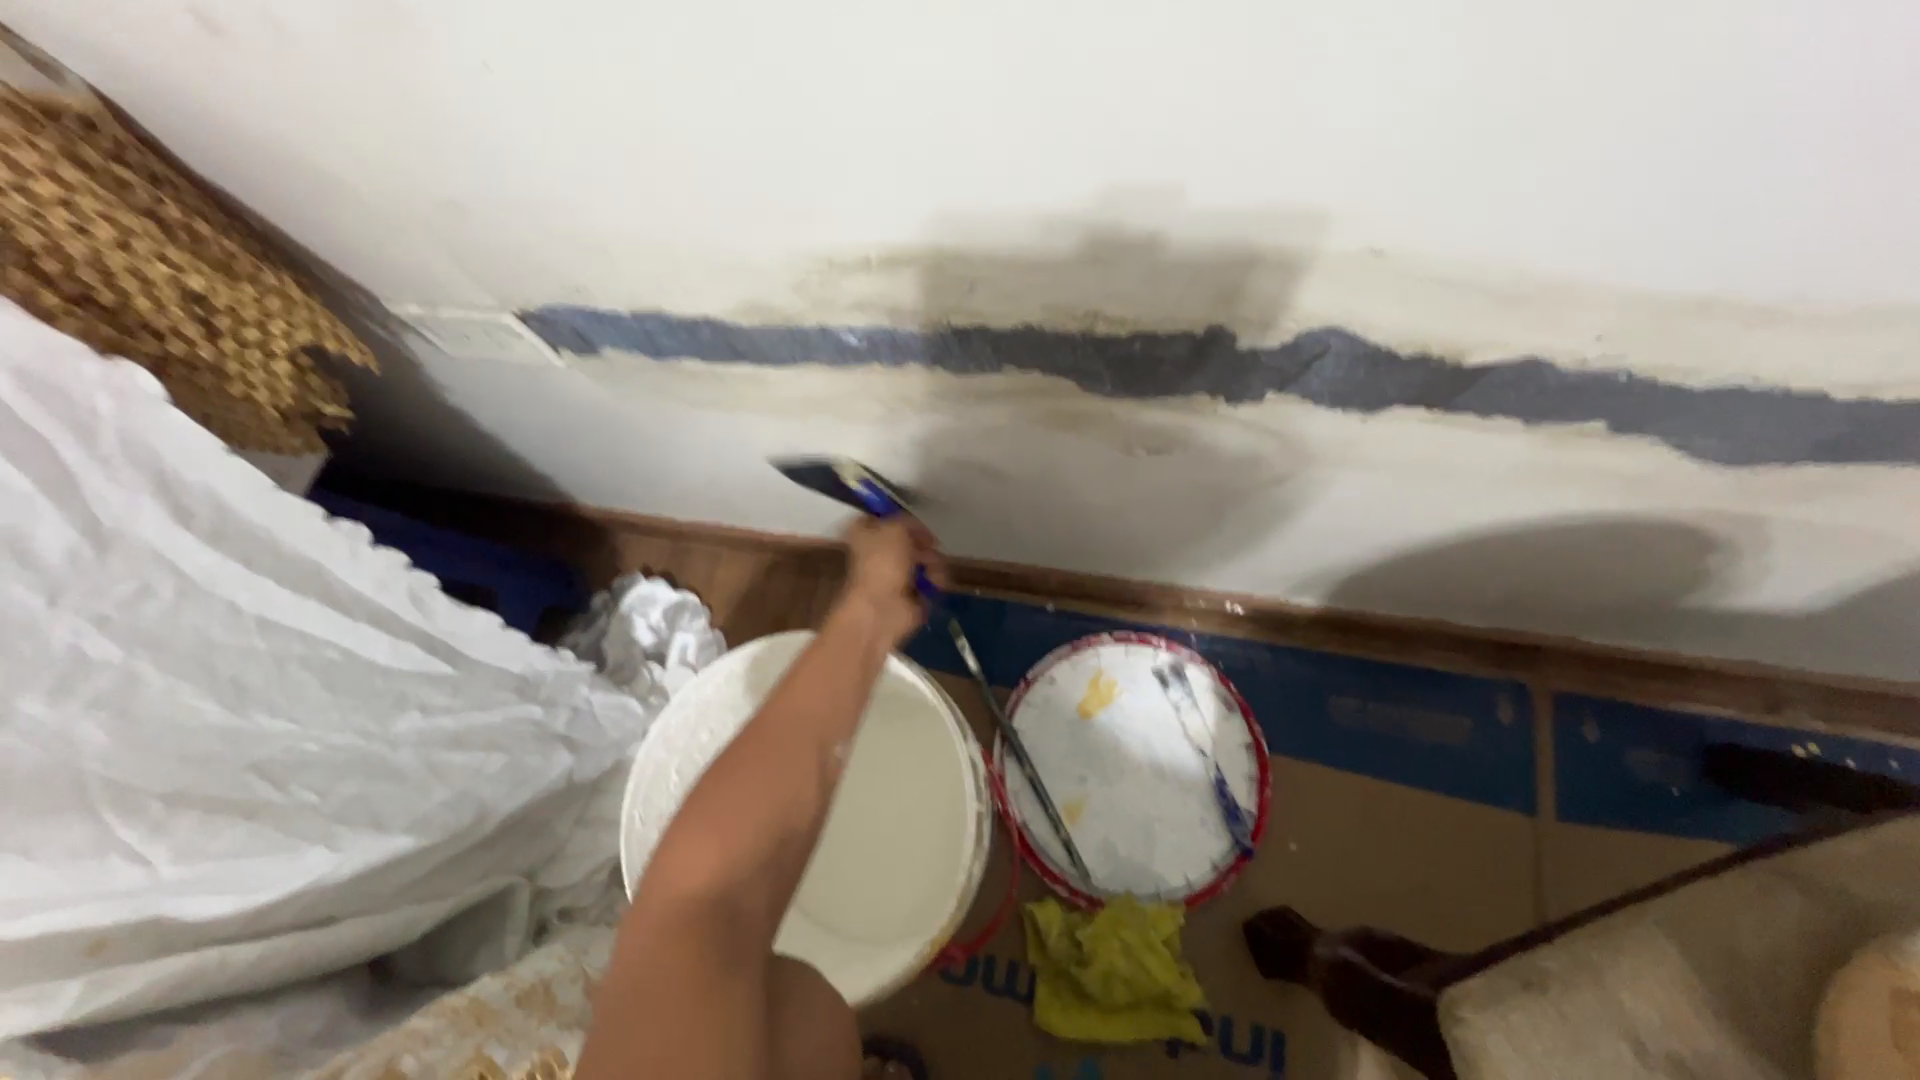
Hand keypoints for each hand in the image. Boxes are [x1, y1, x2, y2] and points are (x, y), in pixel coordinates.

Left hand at [837, 516, 944, 646]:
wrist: (883, 609)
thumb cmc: (883, 564)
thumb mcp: (895, 528)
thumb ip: (906, 521)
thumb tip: (915, 526)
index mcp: (865, 534)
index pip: (881, 518)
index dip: (899, 517)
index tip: (915, 520)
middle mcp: (879, 553)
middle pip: (908, 539)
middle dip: (923, 542)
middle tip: (931, 544)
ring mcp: (896, 575)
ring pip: (923, 558)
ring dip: (933, 561)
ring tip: (932, 569)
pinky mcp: (912, 593)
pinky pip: (931, 579)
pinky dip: (936, 579)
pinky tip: (936, 582)